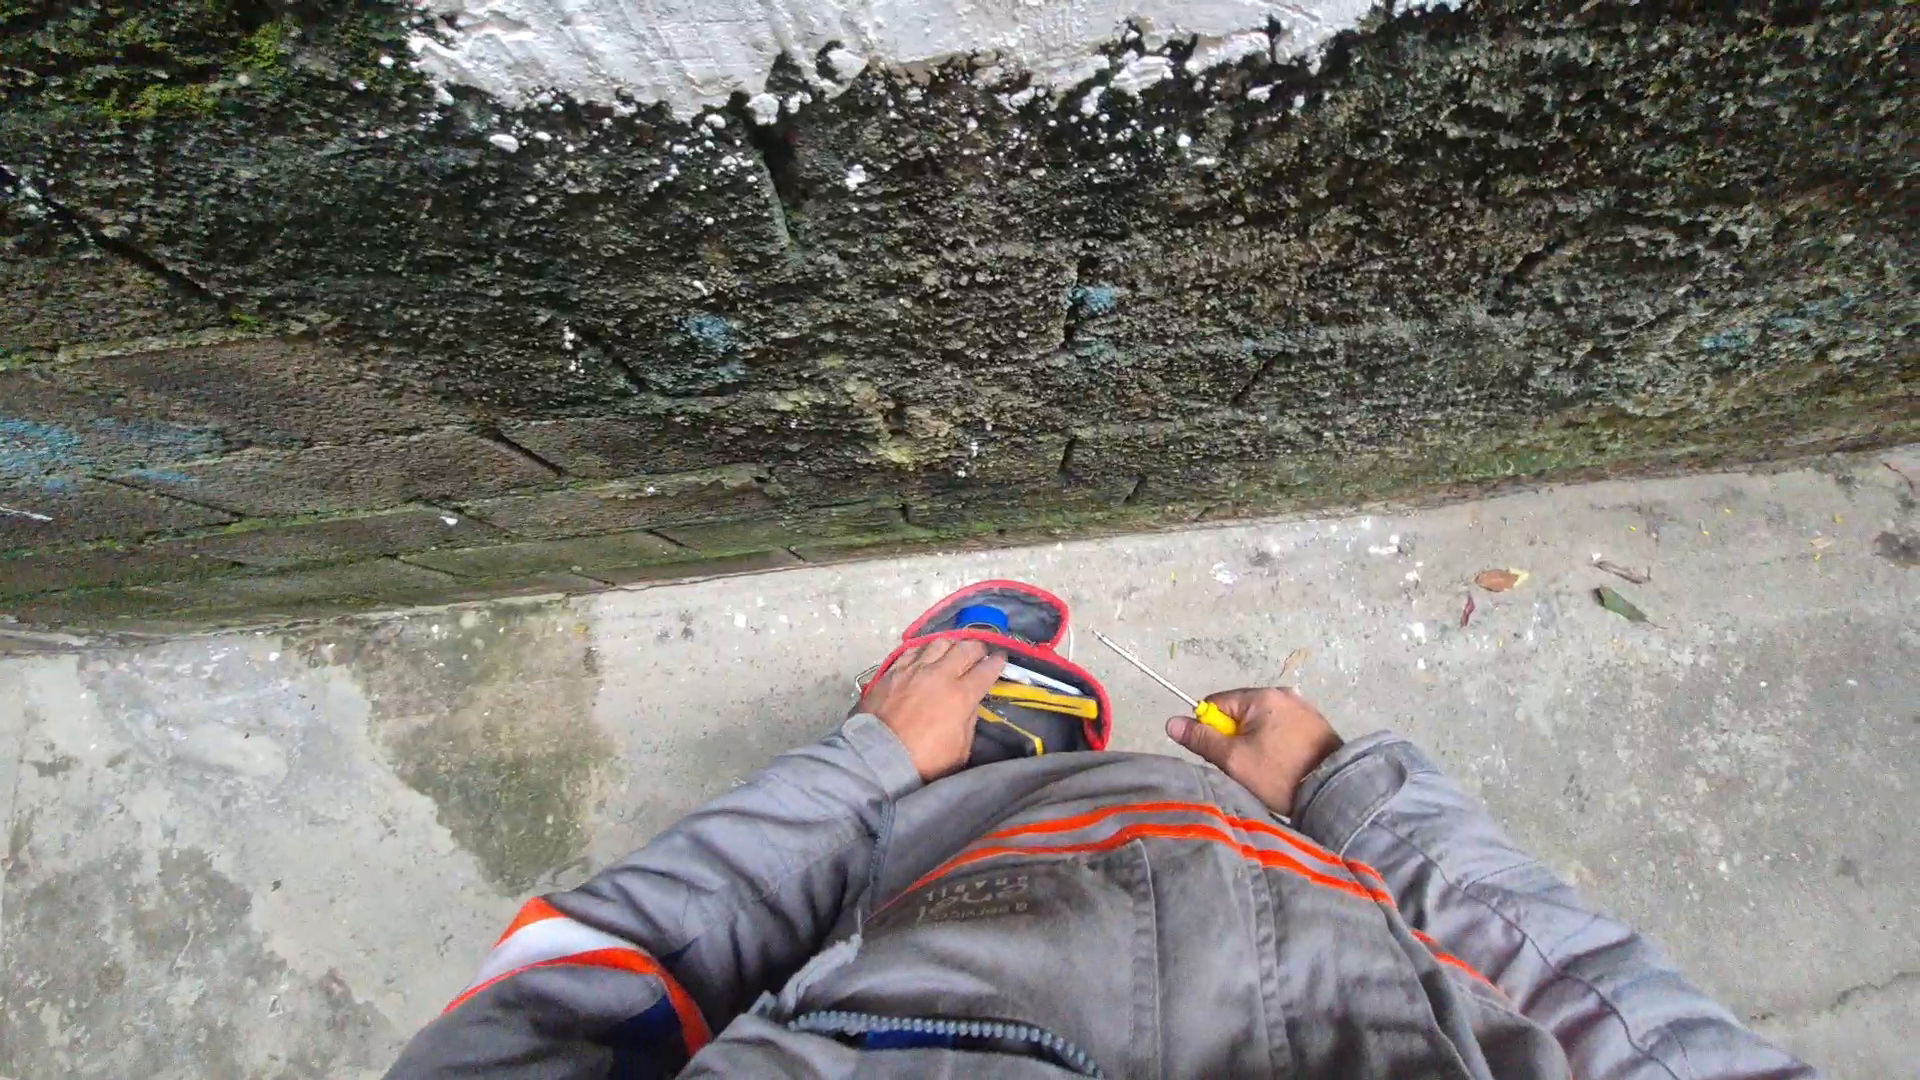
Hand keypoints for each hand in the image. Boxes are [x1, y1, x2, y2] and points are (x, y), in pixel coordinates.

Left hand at [861, 639, 1006, 781]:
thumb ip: (969, 722)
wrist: (877, 757)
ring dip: (952, 644)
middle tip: (981, 652)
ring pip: (939, 643)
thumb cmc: (923, 761)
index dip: (997, 662)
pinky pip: (913, 650)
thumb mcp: (959, 751)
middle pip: (965, 649)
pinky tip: (926, 653)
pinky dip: (925, 649)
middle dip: (978, 648)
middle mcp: (939, 675)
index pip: (986, 670)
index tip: (1001, 659)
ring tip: (954, 648)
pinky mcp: (893, 671)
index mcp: (961, 695)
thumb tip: (970, 703)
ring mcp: (914, 669)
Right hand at [1165, 687, 1342, 815]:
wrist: (1338, 792)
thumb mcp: (1234, 759)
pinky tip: (1283, 765)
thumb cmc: (1280, 774)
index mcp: (1261, 696)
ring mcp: (1303, 707)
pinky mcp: (1316, 725)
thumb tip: (1171, 722)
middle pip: (1238, 713)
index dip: (1211, 731)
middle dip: (1234, 738)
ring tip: (1266, 770)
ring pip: (1260, 723)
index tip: (1222, 756)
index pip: (1216, 704)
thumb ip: (1201, 739)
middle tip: (1245, 767)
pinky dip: (1276, 745)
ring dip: (1255, 743)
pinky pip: (1281, 730)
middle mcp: (1282, 693)